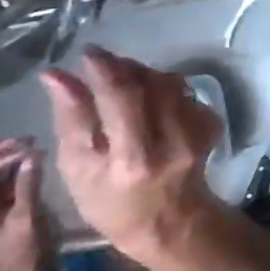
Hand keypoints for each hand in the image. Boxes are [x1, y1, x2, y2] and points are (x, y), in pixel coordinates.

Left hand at [0, 138, 51, 270]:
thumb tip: (32, 155)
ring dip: (4, 156)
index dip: (0, 161)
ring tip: (31, 142)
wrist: (32, 269)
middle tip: (23, 139)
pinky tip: (33, 156)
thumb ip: (29, 186)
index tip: (29, 149)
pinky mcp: (3, 203)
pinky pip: (2, 178)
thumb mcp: (29, 217)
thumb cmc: (28, 247)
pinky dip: (14, 165)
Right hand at [39, 48, 224, 260]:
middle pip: (151, 85)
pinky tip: (146, 102)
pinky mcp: (212, 126)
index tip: (88, 53)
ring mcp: (199, 133)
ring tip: (120, 81)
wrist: (168, 217)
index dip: (105, 70)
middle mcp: (173, 141)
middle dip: (124, 68)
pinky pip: (185, 94)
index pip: (121, 98)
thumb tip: (57, 76)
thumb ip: (72, 119)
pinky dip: (164, 90)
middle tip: (101, 62)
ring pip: (172, 85)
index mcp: (133, 158)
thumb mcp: (77, 168)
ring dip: (145, 75)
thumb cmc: (108, 201)